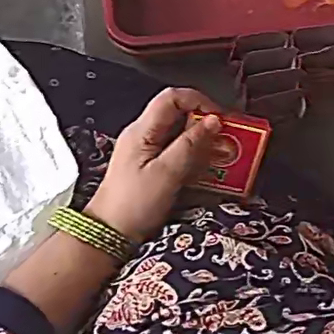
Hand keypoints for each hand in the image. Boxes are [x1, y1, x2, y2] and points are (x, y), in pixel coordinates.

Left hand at [84, 88, 225, 241]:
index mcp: (142, 130)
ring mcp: (146, 150)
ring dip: (201, 141)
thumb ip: (190, 144)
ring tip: (218, 155)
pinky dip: (193, 156)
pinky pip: (176, 151)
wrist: (109, 235)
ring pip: (179, 133)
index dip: (199, 101)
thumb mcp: (167, 173)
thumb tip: (213, 121)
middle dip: (204, 123)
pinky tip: (203, 169)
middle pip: (178, 114)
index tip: (219, 119)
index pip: (172, 98)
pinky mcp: (151, 166)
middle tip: (224, 138)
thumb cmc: (133, 205)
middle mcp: (142, 135)